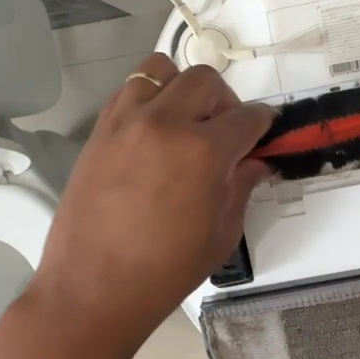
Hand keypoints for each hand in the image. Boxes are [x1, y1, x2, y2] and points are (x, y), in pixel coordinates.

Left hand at [31, 54, 272, 344]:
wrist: (94, 287)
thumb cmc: (166, 271)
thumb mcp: (221, 234)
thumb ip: (241, 188)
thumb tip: (256, 163)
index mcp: (204, 152)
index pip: (247, 118)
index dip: (263, 126)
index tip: (264, 135)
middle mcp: (165, 123)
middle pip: (206, 81)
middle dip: (225, 102)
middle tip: (226, 133)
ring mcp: (126, 122)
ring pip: (162, 71)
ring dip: (183, 89)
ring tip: (186, 122)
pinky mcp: (99, 131)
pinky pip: (129, 90)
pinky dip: (149, 98)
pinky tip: (154, 133)